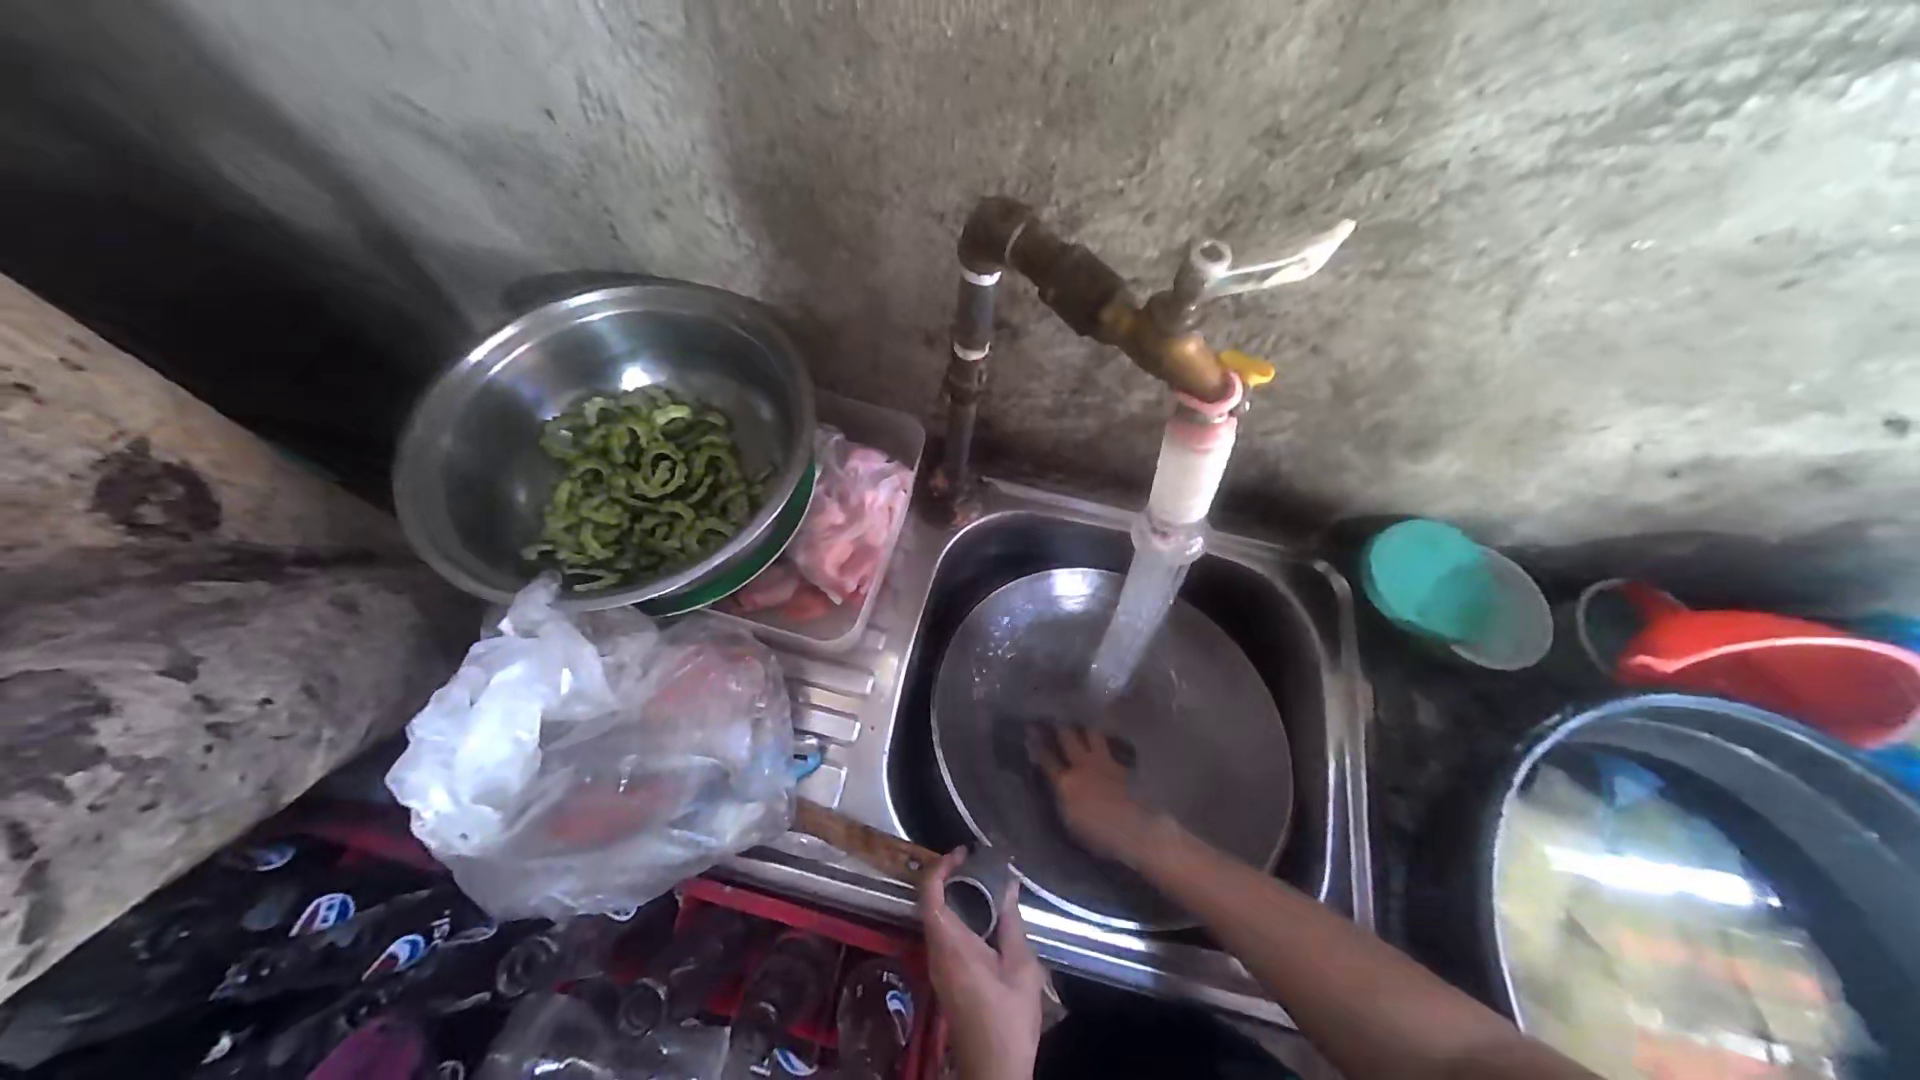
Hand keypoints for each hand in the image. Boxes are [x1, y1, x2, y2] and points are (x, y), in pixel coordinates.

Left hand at [920, 849, 1044, 1079]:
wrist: (994, 1071)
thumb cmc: (1008, 1019)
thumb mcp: (1020, 968)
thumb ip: (1011, 923)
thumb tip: (1008, 885)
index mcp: (950, 945)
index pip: (929, 894)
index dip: (940, 867)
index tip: (962, 853)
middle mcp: (935, 952)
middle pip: (930, 903)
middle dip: (948, 877)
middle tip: (976, 863)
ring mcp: (937, 966)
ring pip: (936, 919)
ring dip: (953, 896)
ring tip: (983, 882)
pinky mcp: (945, 977)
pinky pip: (944, 934)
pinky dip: (958, 915)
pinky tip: (983, 916)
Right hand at [1033, 725, 1162, 865]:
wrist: (1136, 829)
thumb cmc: (1100, 835)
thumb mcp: (1071, 823)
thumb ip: (1063, 800)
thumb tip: (1059, 788)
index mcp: (1065, 782)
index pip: (1046, 758)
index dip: (1037, 744)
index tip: (1031, 732)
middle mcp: (1081, 765)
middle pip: (1067, 737)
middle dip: (1059, 726)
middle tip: (1054, 716)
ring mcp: (1103, 761)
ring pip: (1091, 734)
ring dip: (1084, 727)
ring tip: (1081, 720)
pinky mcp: (1121, 764)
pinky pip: (1109, 745)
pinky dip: (1104, 739)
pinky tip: (1104, 735)